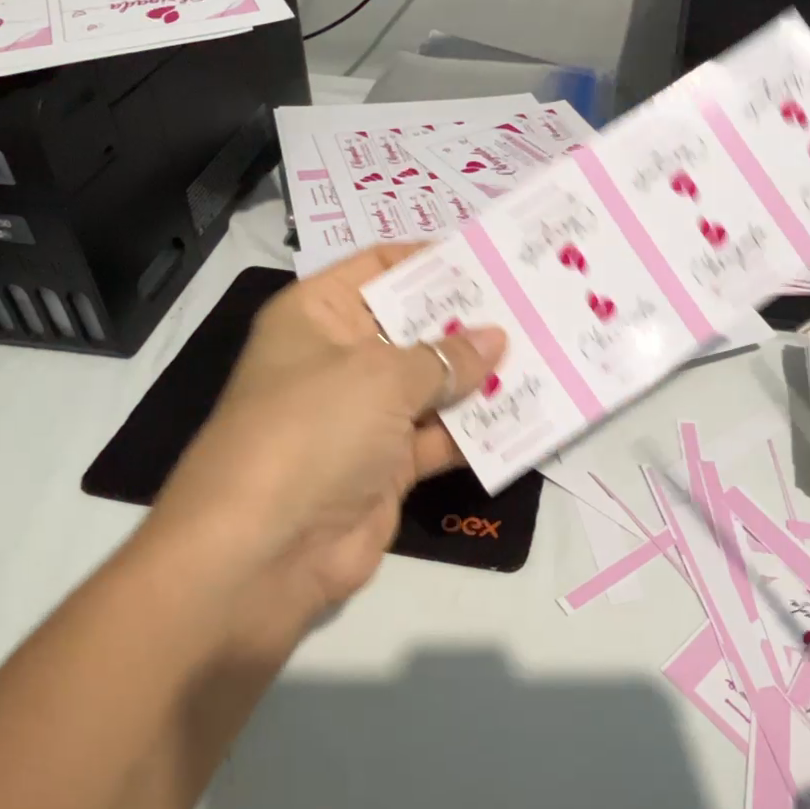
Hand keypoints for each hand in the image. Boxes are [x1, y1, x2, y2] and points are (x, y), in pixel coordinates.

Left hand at [142, 245, 506, 635]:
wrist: (262, 553)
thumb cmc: (312, 430)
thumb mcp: (380, 376)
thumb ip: (445, 356)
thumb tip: (496, 336)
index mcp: (317, 315)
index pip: (378, 267)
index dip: (430, 259)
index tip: (492, 255)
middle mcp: (339, 358)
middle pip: (413, 325)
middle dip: (468, 318)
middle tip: (536, 301)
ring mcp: (363, 416)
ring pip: (433, 384)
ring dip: (482, 374)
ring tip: (547, 349)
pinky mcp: (386, 466)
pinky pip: (441, 437)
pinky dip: (478, 429)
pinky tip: (530, 412)